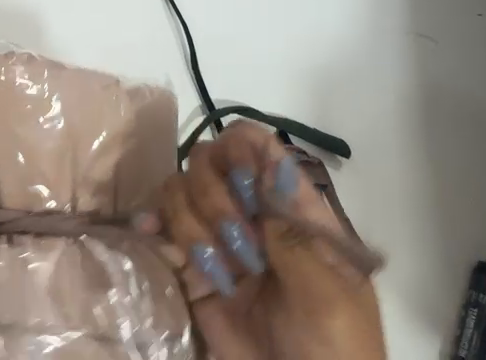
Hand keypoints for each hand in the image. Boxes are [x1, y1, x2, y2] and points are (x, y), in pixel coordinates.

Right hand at [150, 121, 384, 359]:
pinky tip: (150, 235)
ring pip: (180, 190)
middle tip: (241, 252)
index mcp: (294, 211)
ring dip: (191, 226)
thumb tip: (269, 162)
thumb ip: (294, 232)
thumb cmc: (335, 354)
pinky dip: (152, 224)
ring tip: (219, 275)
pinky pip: (161, 227)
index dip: (239, 152)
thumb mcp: (328, 298)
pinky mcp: (192, 268)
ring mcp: (219, 239)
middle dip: (215, 200)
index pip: (258, 146)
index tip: (240, 187)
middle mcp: (252, 213)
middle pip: (209, 160)